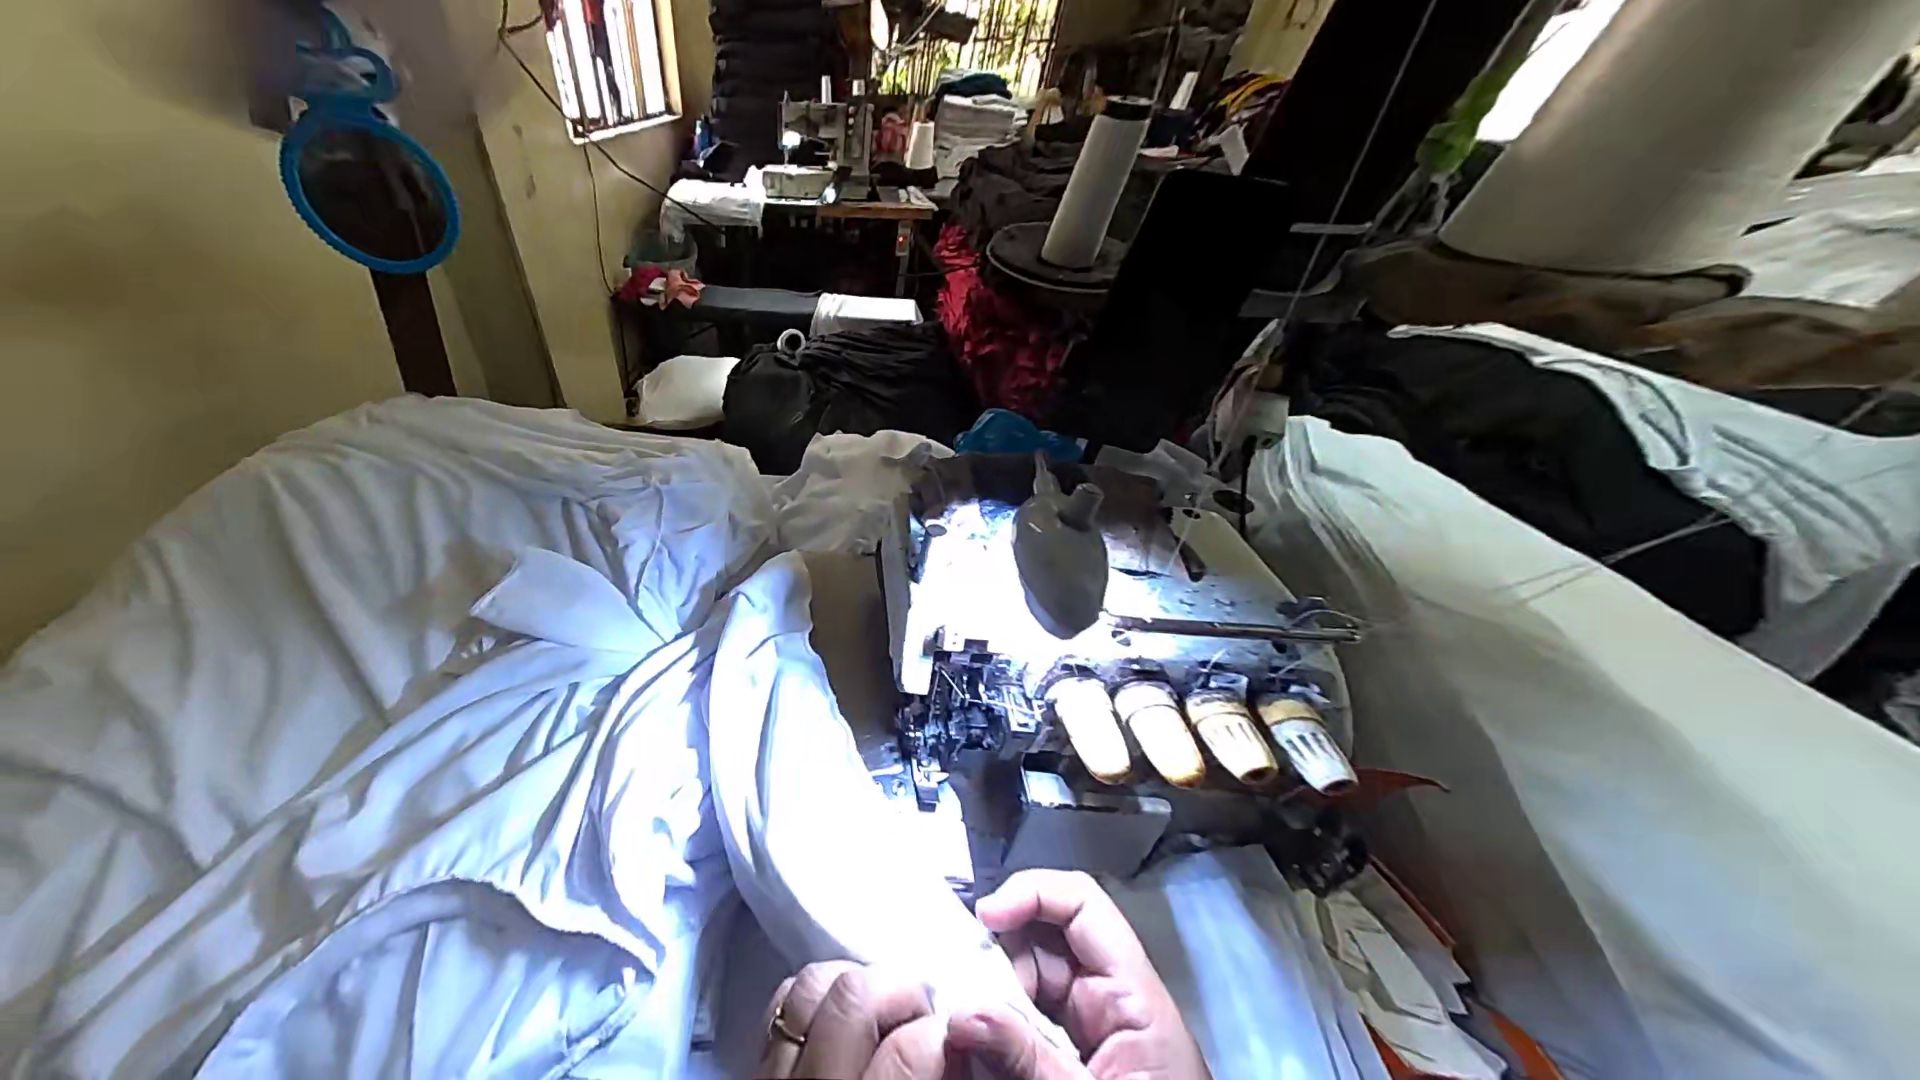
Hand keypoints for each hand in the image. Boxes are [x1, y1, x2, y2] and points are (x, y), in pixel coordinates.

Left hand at [759, 961, 952, 1078]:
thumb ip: (941, 1078)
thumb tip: (956, 1033)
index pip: (909, 1049)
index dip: (939, 1029)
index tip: (949, 1031)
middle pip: (853, 996)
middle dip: (897, 987)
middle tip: (917, 1009)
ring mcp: (774, 1076)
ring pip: (809, 985)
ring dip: (853, 980)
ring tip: (876, 1004)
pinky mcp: (754, 1067)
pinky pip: (779, 1001)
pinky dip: (813, 993)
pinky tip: (836, 1010)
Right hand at [948, 869, 1209, 1079]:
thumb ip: (1029, 1060)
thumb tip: (962, 1013)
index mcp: (1133, 994)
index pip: (1083, 904)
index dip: (1032, 893)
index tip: (987, 916)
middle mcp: (1112, 995)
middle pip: (1046, 937)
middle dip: (1000, 948)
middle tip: (959, 982)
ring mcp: (1091, 1022)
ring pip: (1030, 974)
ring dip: (992, 986)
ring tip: (962, 1014)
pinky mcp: (1075, 1050)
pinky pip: (1029, 1013)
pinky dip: (999, 1019)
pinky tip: (977, 1036)